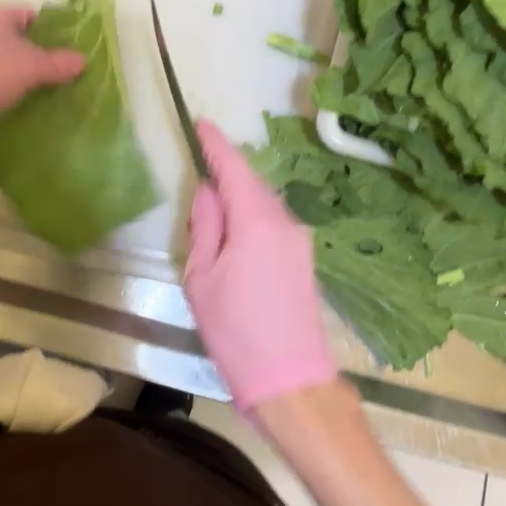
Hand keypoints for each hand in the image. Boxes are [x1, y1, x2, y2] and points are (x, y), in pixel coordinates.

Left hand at [0, 7, 85, 155]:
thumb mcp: (31, 67)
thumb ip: (58, 63)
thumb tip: (83, 59)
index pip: (30, 14)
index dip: (52, 25)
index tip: (73, 43)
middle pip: (19, 39)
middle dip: (42, 53)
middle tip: (69, 70)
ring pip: (7, 63)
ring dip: (26, 75)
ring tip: (54, 89)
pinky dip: (11, 91)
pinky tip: (27, 104)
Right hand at [184, 121, 339, 412]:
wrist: (290, 382)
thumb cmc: (235, 331)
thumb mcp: (202, 279)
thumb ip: (205, 227)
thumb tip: (208, 192)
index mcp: (256, 222)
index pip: (235, 169)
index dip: (216, 145)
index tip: (201, 123)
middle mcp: (286, 223)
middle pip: (252, 184)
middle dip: (228, 170)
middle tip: (200, 165)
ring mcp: (301, 242)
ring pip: (264, 204)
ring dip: (240, 196)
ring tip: (212, 205)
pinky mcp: (305, 261)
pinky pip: (273, 223)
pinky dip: (252, 216)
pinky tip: (235, 233)